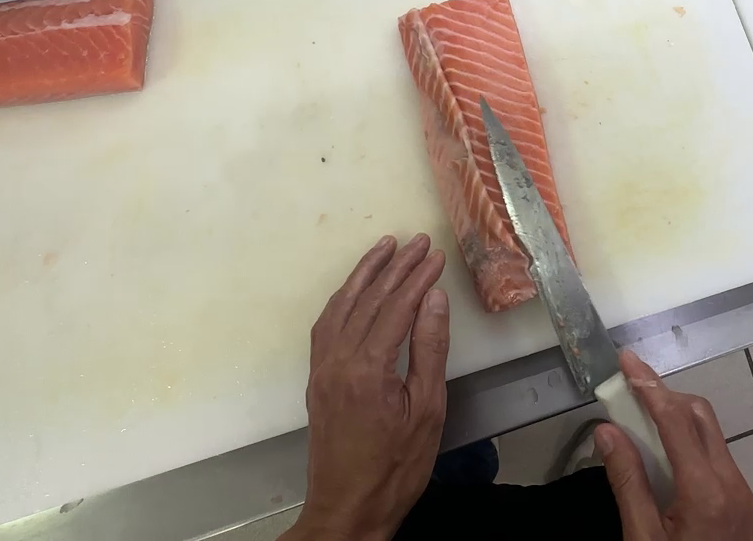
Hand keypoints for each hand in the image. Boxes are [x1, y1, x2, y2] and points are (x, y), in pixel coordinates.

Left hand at [288, 234, 449, 540]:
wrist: (346, 511)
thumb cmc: (396, 466)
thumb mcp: (427, 411)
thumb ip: (430, 349)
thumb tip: (434, 298)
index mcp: (369, 368)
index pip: (396, 307)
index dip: (418, 277)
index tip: (436, 254)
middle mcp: (339, 360)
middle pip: (369, 299)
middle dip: (396, 266)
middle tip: (418, 241)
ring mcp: (322, 367)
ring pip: (342, 305)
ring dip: (365, 272)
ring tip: (386, 246)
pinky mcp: (316, 377)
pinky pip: (326, 324)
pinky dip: (343, 297)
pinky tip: (355, 287)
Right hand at [596, 351, 752, 540]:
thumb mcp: (643, 540)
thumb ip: (627, 482)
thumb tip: (607, 429)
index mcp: (706, 490)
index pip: (676, 420)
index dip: (649, 385)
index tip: (627, 359)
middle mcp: (731, 480)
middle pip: (699, 415)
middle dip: (664, 394)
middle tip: (629, 388)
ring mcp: (740, 490)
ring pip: (709, 431)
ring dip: (675, 415)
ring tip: (639, 415)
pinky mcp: (740, 501)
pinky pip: (713, 453)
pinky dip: (686, 438)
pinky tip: (661, 450)